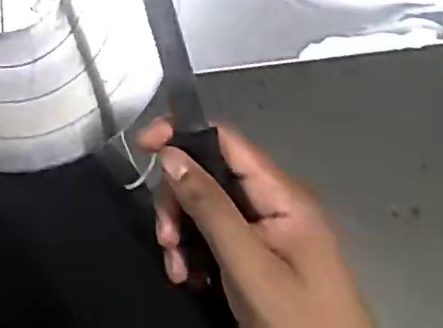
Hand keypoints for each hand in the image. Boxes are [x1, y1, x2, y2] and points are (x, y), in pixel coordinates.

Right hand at [137, 118, 373, 327]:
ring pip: (206, 205)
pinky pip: (215, 233)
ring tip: (176, 267)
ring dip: (181, 230)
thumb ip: (209, 207)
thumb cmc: (299, 322)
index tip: (143, 146)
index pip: (223, 137)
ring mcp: (268, 230)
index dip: (180, 133)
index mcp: (281, 194)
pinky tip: (188, 275)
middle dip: (177, 200)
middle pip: (207, 173)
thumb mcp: (249, 266)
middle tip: (166, 237)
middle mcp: (274, 202)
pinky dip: (194, 249)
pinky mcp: (260, 255)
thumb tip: (169, 153)